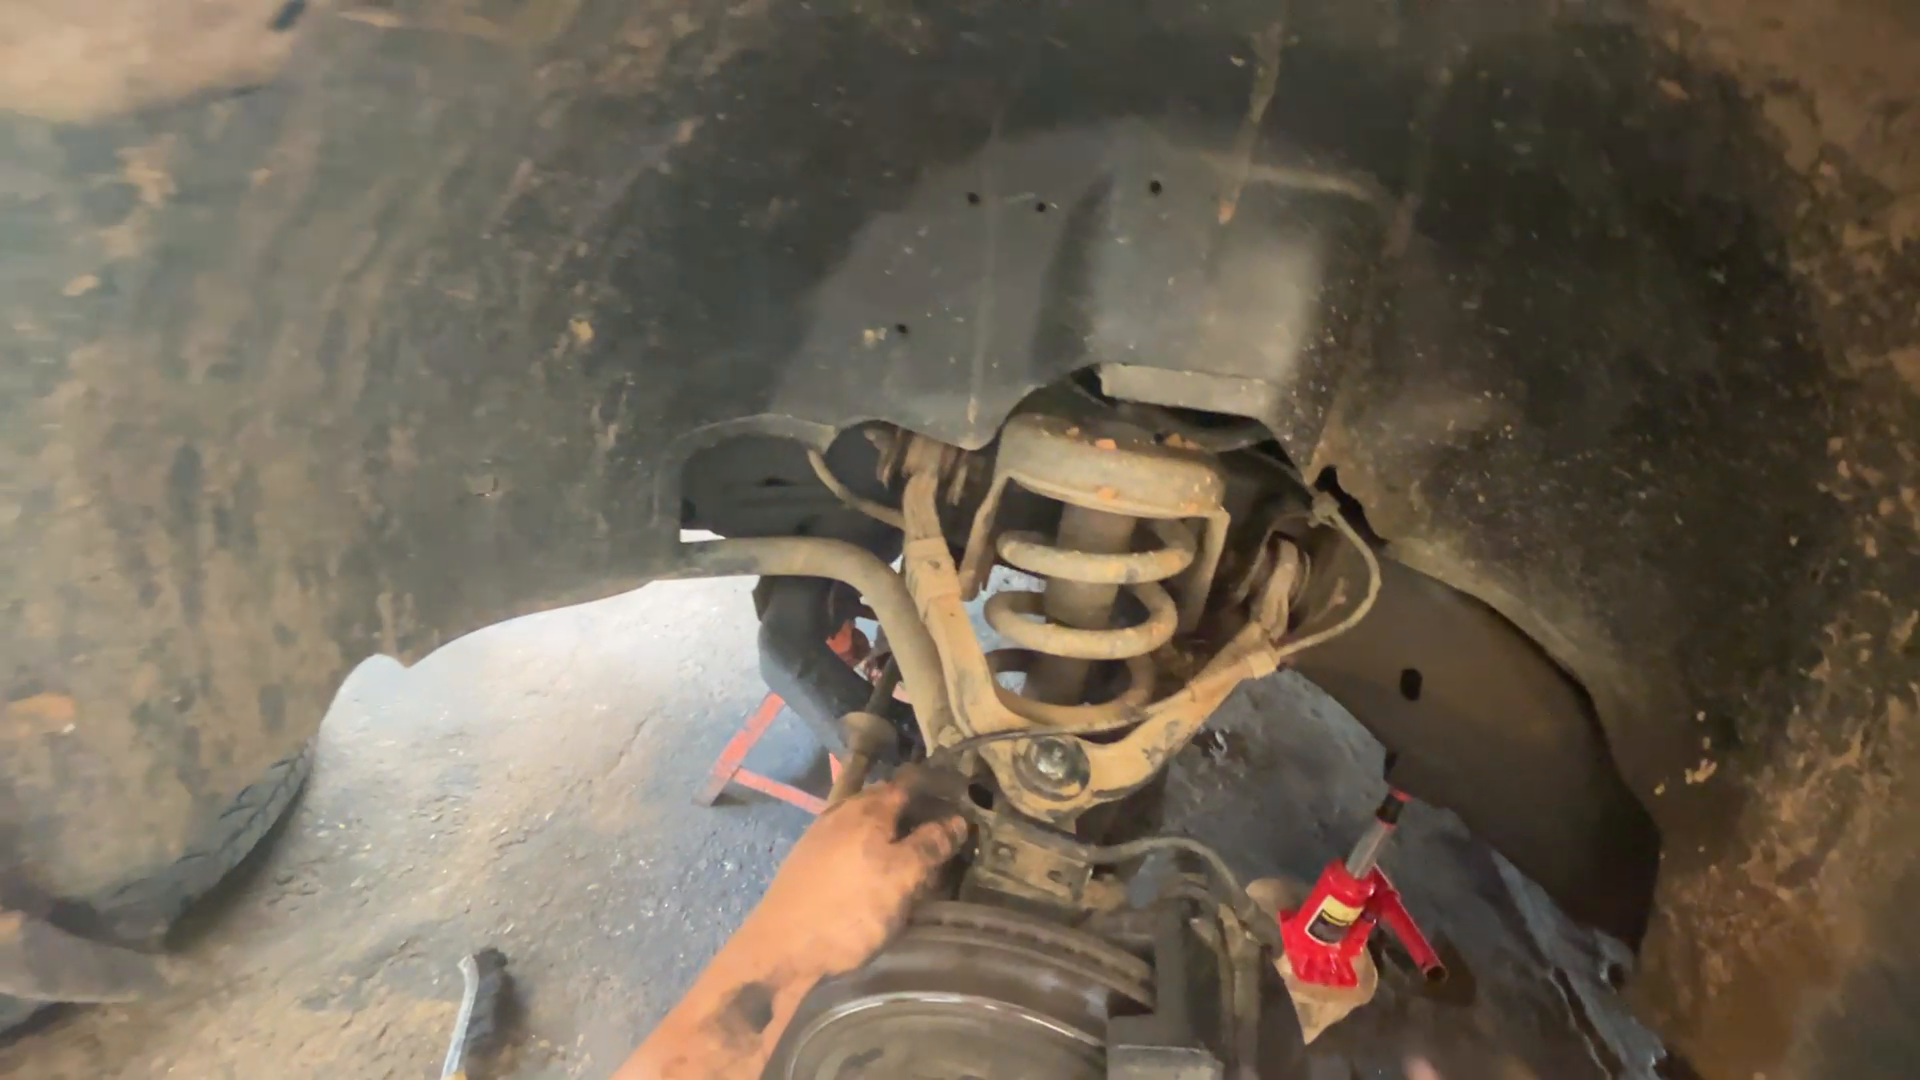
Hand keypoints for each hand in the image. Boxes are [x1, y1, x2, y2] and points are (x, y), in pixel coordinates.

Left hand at [737, 775, 968, 976]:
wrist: (778, 952)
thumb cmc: (848, 909)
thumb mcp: (902, 877)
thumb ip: (930, 845)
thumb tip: (956, 820)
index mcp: (869, 807)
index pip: (911, 781)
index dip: (938, 787)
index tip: (962, 799)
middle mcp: (843, 811)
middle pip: (888, 800)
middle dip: (916, 811)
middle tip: (944, 833)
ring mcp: (821, 835)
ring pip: (868, 824)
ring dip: (893, 834)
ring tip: (915, 859)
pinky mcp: (809, 862)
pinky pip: (852, 844)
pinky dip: (872, 851)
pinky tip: (878, 874)